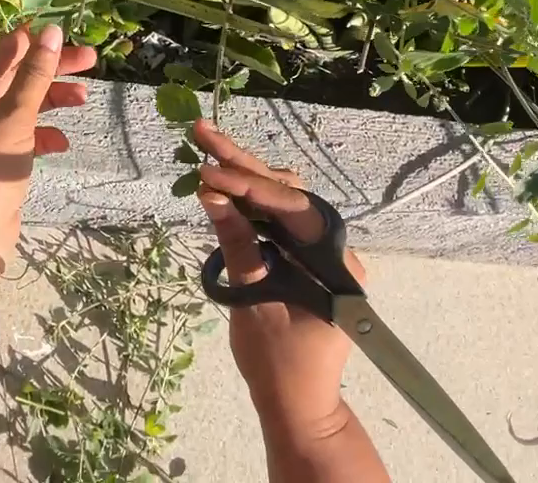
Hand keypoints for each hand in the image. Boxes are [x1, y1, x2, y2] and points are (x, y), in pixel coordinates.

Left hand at [0, 24, 94, 255]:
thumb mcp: (14, 116)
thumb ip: (35, 74)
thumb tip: (51, 30)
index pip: (1, 52)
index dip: (33, 41)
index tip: (66, 34)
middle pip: (15, 75)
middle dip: (51, 69)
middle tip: (90, 59)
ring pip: (23, 103)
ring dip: (52, 99)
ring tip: (83, 98)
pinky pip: (23, 132)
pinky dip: (43, 133)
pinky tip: (61, 143)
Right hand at [192, 119, 366, 441]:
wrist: (297, 406)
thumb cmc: (279, 364)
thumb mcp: (253, 305)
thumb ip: (237, 247)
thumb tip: (211, 193)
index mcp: (333, 261)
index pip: (291, 207)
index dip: (248, 185)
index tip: (208, 171)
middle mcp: (331, 246)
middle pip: (286, 191)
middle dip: (242, 161)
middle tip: (204, 131)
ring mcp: (316, 248)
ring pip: (279, 197)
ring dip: (242, 171)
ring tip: (209, 144)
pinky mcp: (299, 253)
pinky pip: (274, 215)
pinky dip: (246, 196)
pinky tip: (223, 177)